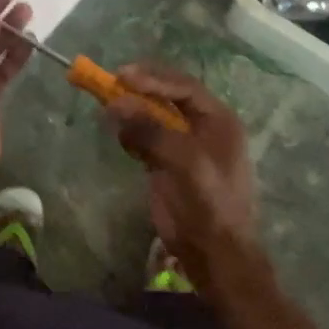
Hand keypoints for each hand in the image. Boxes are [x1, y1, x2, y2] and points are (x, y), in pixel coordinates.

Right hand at [111, 63, 257, 277]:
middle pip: (167, 95)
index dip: (152, 77)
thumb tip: (114, 102)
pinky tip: (123, 139)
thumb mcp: (184, 162)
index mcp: (219, 121)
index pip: (183, 86)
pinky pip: (144, 136)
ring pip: (152, 114)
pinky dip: (130, 133)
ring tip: (110, 109)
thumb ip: (151, 129)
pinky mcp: (165, 162)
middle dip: (139, 88)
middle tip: (111, 83)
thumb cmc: (209, 204)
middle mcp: (202, 127)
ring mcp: (183, 145)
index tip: (121, 76)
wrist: (214, 252)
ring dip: (131, 109)